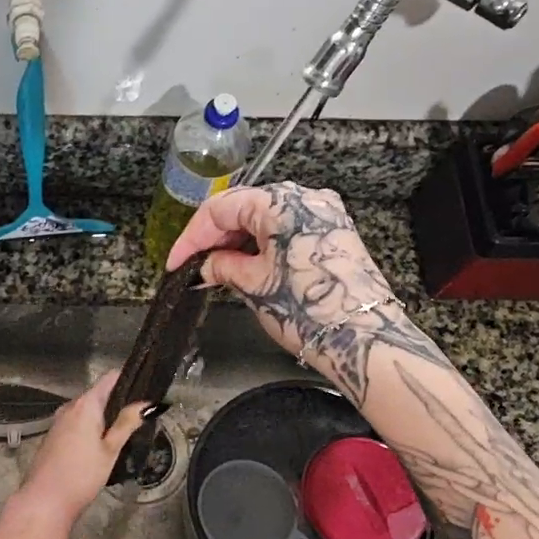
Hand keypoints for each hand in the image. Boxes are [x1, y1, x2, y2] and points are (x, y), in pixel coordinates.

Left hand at [11, 369, 144, 521]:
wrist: (45, 499)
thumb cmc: (82, 474)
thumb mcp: (110, 449)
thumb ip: (127, 423)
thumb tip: (146, 402)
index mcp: (85, 404)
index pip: (110, 378)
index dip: (130, 379)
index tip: (147, 389)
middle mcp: (70, 406)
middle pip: (99, 394)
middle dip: (119, 402)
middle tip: (141, 416)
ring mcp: (59, 420)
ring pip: (87, 410)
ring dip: (105, 417)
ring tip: (126, 431)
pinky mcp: (54, 435)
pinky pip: (77, 422)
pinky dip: (91, 426)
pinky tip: (101, 444)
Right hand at [167, 183, 434, 398]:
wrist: (363, 340)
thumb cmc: (310, 310)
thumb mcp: (253, 285)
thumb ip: (222, 266)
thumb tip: (205, 265)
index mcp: (282, 202)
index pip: (219, 209)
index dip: (191, 237)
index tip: (176, 262)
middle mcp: (306, 199)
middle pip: (242, 208)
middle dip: (213, 238)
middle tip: (192, 267)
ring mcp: (323, 216)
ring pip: (264, 220)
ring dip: (235, 242)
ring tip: (214, 271)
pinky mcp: (331, 235)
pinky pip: (284, 231)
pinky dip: (260, 246)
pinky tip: (243, 268)